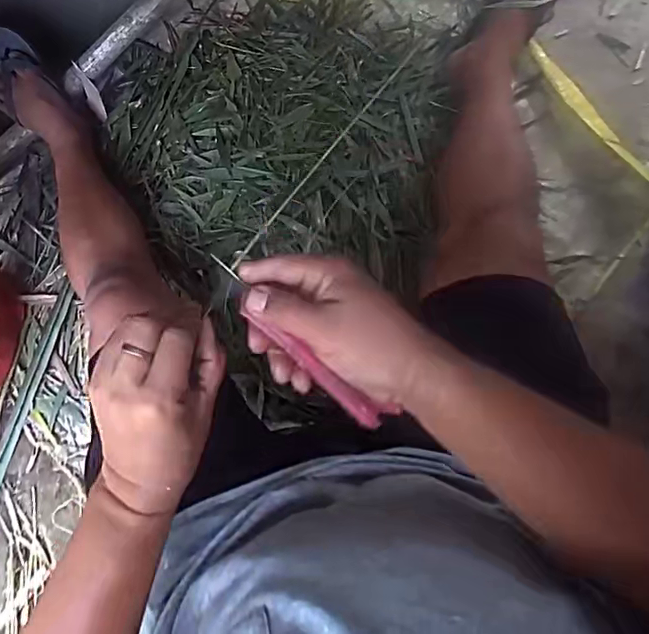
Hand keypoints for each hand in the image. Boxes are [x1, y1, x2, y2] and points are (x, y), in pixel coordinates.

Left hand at [88, 314, 225, 517]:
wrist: (134, 482)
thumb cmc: (178, 451)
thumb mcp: (207, 408)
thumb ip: (211, 359)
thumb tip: (205, 321)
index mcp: (160, 398)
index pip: (176, 337)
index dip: (191, 321)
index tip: (200, 319)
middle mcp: (127, 386)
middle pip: (147, 324)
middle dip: (169, 318)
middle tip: (182, 325)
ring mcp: (104, 382)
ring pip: (128, 326)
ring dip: (150, 321)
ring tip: (164, 332)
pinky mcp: (92, 379)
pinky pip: (114, 339)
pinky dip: (132, 333)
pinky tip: (145, 345)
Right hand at [238, 255, 449, 407]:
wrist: (415, 377)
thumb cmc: (367, 345)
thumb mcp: (318, 328)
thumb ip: (280, 310)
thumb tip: (248, 295)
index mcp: (326, 272)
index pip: (281, 266)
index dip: (256, 275)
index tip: (233, 285)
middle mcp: (329, 286)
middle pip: (284, 299)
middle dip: (270, 328)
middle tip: (258, 350)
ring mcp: (336, 312)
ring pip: (294, 326)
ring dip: (286, 352)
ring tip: (286, 376)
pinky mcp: (341, 336)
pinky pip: (310, 342)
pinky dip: (302, 361)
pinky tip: (303, 382)